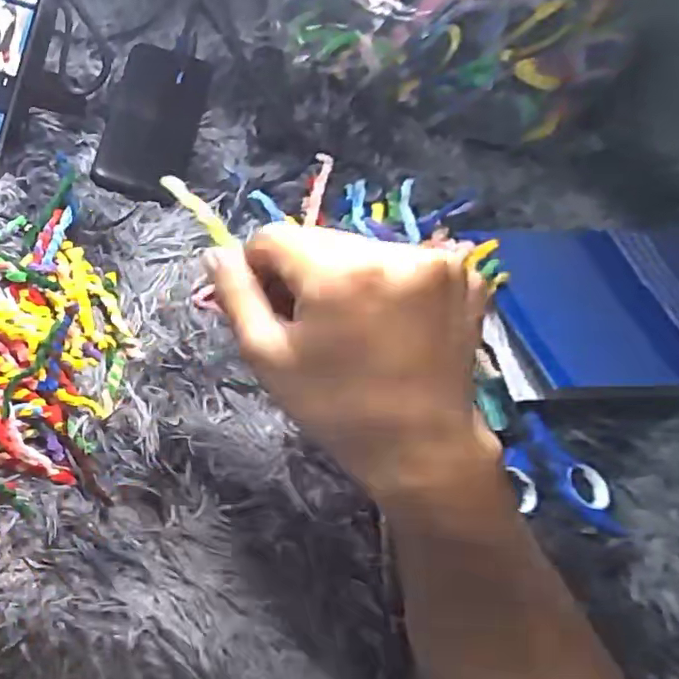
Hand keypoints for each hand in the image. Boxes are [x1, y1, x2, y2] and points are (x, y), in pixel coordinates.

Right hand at [202, 224, 498, 503]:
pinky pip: (393, 260)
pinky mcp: (464, 272)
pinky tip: (380, 324)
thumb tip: (215, 253)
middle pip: (315, 239)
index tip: (266, 310)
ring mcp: (438, 259)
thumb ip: (234, 295)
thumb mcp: (264, 353)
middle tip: (303, 324)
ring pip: (353, 248)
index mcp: (340, 272)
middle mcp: (394, 251)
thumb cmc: (330, 403)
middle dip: (298, 274)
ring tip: (344, 327)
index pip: (272, 236)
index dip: (255, 270)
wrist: (419, 442)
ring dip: (336, 278)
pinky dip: (376, 283)